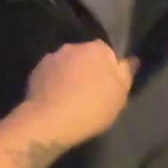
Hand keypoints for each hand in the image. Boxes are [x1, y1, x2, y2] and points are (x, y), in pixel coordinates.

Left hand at [12, 41, 136, 148]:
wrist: (51, 120)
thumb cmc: (92, 107)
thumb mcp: (120, 94)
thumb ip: (126, 72)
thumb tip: (131, 59)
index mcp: (96, 49)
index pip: (106, 51)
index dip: (108, 67)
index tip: (108, 84)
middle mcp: (72, 47)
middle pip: (85, 55)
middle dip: (87, 68)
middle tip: (91, 90)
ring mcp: (52, 57)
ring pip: (66, 63)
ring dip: (70, 73)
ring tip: (71, 95)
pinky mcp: (36, 70)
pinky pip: (51, 72)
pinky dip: (54, 80)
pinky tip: (56, 97)